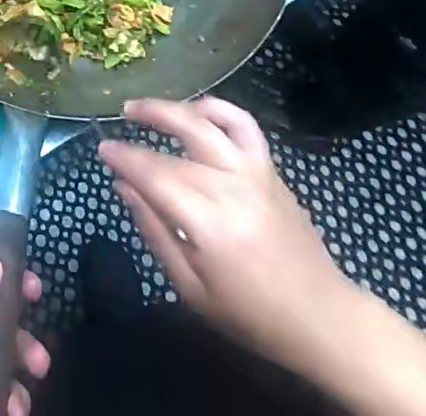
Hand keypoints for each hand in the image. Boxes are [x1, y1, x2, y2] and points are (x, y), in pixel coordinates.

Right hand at [97, 98, 359, 370]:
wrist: (323, 318)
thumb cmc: (251, 313)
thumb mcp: (191, 288)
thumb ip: (154, 232)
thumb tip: (123, 187)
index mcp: (210, 224)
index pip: (155, 176)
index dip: (124, 158)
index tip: (102, 149)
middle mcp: (232, 189)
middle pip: (176, 149)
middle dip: (140, 132)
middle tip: (116, 122)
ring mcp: (255, 174)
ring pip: (207, 124)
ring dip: (172, 108)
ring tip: (144, 107)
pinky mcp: (271, 170)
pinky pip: (244, 126)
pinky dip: (219, 109)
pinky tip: (196, 108)